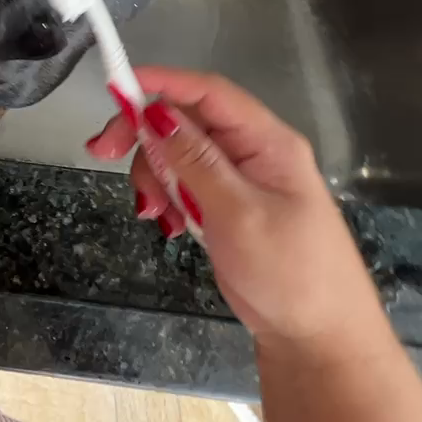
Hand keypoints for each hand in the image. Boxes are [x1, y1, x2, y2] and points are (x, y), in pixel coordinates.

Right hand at [85, 66, 385, 350]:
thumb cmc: (291, 274)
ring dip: (151, 175)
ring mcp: (234, 177)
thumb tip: (155, 112)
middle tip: (102, 153)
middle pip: (180, 119)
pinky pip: (177, 181)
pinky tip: (168, 224)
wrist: (319, 340)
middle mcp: (249, 151)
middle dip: (140, 134)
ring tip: (155, 214)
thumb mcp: (237, 213)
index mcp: (266, 143)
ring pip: (171, 150)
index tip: (114, 87)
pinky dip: (162, 196)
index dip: (160, 81)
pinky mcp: (221, 201)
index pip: (208, 92)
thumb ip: (193, 160)